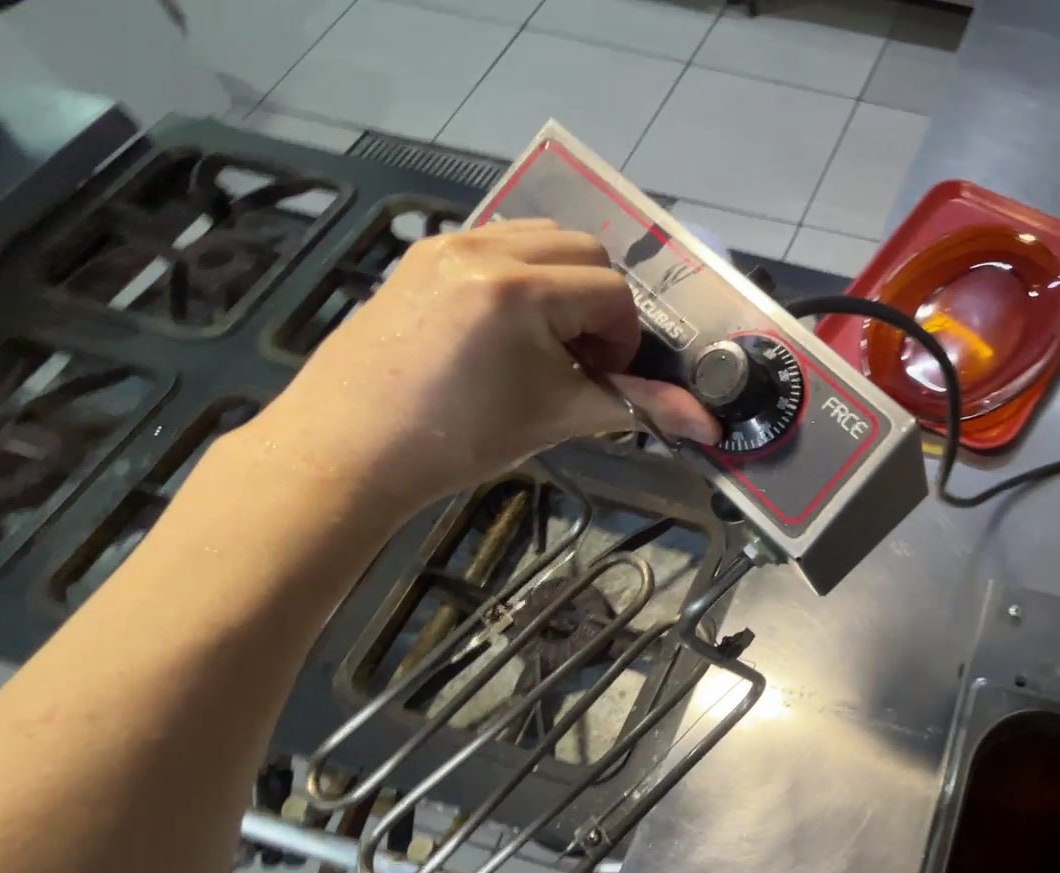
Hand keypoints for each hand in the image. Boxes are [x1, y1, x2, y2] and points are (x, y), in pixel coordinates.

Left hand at [240, 219, 720, 517]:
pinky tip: (509, 325)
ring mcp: (447, 245)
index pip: (613, 293)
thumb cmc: (460, 439)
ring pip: (543, 237)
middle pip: (585, 251)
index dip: (623, 338)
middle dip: (600, 302)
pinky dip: (525, 272)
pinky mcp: (422, 254)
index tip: (602, 375)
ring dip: (565, 280)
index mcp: (520, 290)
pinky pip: (499, 241)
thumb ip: (642, 408)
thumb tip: (710, 426)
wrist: (348, 449)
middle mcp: (483, 250)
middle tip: (582, 354)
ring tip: (547, 337)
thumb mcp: (560, 417)